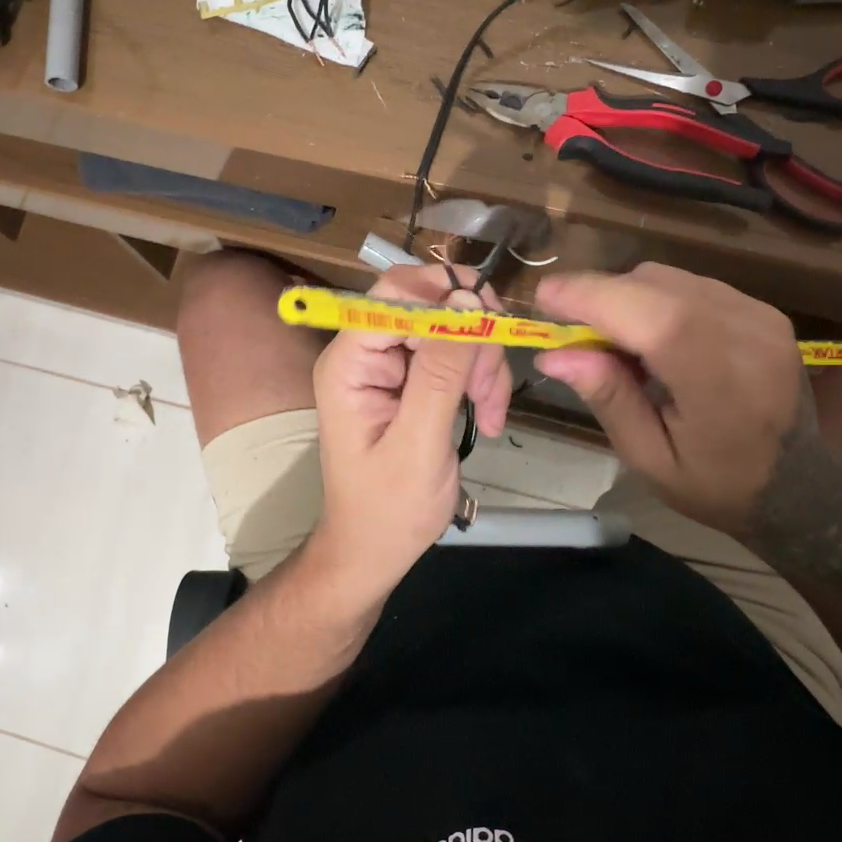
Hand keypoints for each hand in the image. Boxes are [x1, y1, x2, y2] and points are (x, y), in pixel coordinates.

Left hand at [308, 265, 512, 590]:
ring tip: (491, 414)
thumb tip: (468, 300)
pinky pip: (458, 354)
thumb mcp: (419, 442)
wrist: (376, 548)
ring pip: (453, 327)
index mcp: (349, 362)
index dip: (448, 297)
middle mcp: (366, 351)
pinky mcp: (414, 379)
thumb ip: (441, 370)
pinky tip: (489, 418)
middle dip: (471, 338)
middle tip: (488, 390)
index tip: (492, 329)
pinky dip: (481, 379)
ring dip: (482, 364)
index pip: (396, 293)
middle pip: (430, 303)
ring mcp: (391, 364)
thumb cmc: (388, 509)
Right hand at [532, 263, 811, 536]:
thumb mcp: (649, 458)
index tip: (544, 297)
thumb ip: (608, 398)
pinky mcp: (763, 310)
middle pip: (654, 285)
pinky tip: (652, 340)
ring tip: (614, 345)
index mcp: (718, 382)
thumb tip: (554, 354)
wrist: (798, 485)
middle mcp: (746, 334)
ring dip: (628, 299)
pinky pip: (692, 287)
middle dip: (601, 297)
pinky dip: (658, 302)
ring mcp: (760, 316)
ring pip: (670, 279)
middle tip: (571, 335)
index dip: (593, 297)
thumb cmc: (715, 484)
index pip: (652, 316)